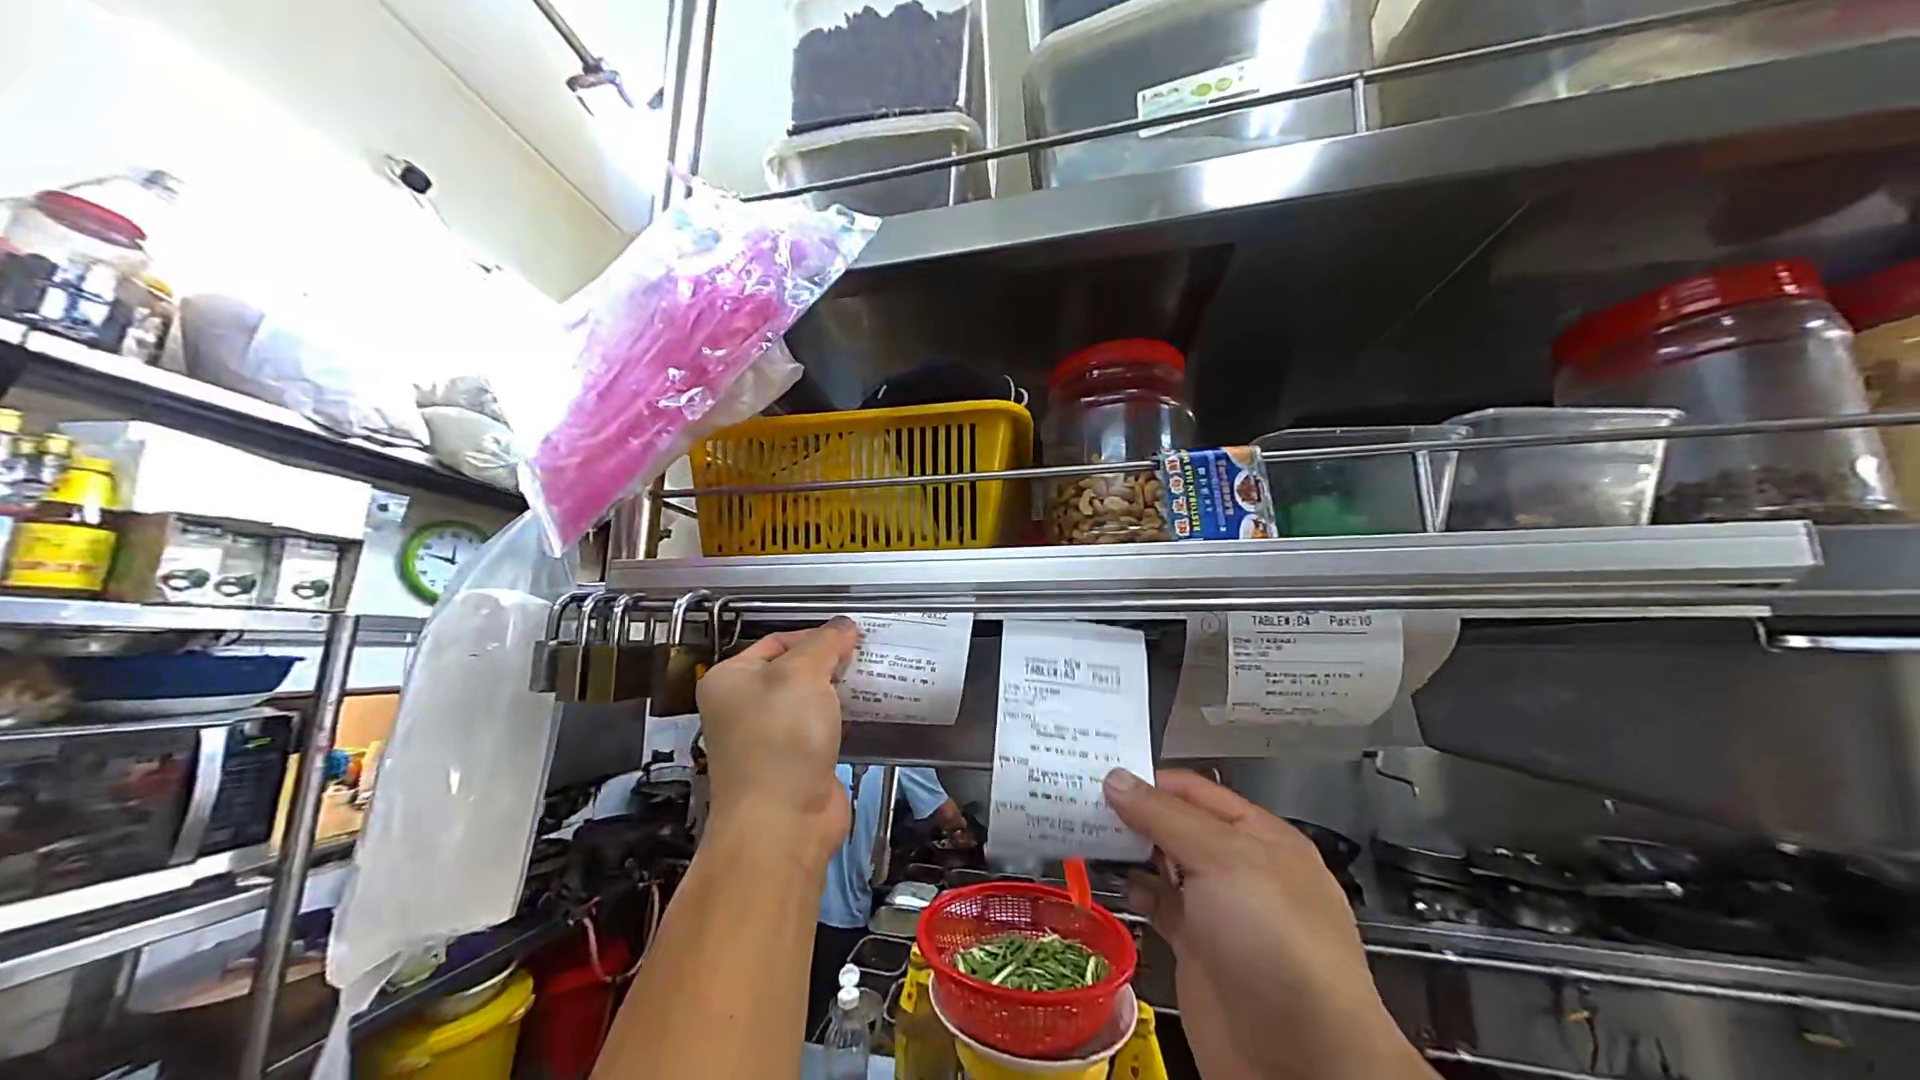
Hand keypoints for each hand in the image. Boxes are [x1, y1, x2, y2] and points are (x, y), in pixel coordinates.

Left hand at [696, 617, 858, 867]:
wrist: (783, 822)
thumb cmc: (782, 737)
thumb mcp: (801, 675)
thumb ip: (825, 643)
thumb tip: (845, 626)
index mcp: (731, 679)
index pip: (777, 641)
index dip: (815, 635)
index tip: (852, 636)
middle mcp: (745, 705)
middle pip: (796, 669)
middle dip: (832, 662)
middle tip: (869, 654)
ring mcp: (772, 736)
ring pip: (813, 699)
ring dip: (842, 689)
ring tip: (877, 676)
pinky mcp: (798, 760)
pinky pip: (825, 727)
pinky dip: (846, 717)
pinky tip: (873, 708)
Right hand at [1103, 768, 1435, 1079]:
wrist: (1301, 1060)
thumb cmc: (1274, 941)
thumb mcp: (1224, 861)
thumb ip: (1165, 816)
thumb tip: (1115, 778)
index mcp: (1259, 836)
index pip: (1195, 791)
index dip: (1149, 780)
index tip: (1099, 772)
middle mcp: (1239, 868)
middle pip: (1176, 825)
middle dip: (1133, 812)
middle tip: (1079, 799)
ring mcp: (1217, 911)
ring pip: (1163, 864)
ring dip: (1128, 849)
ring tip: (1082, 832)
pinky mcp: (1197, 948)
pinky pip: (1159, 904)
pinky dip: (1134, 890)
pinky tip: (1111, 881)